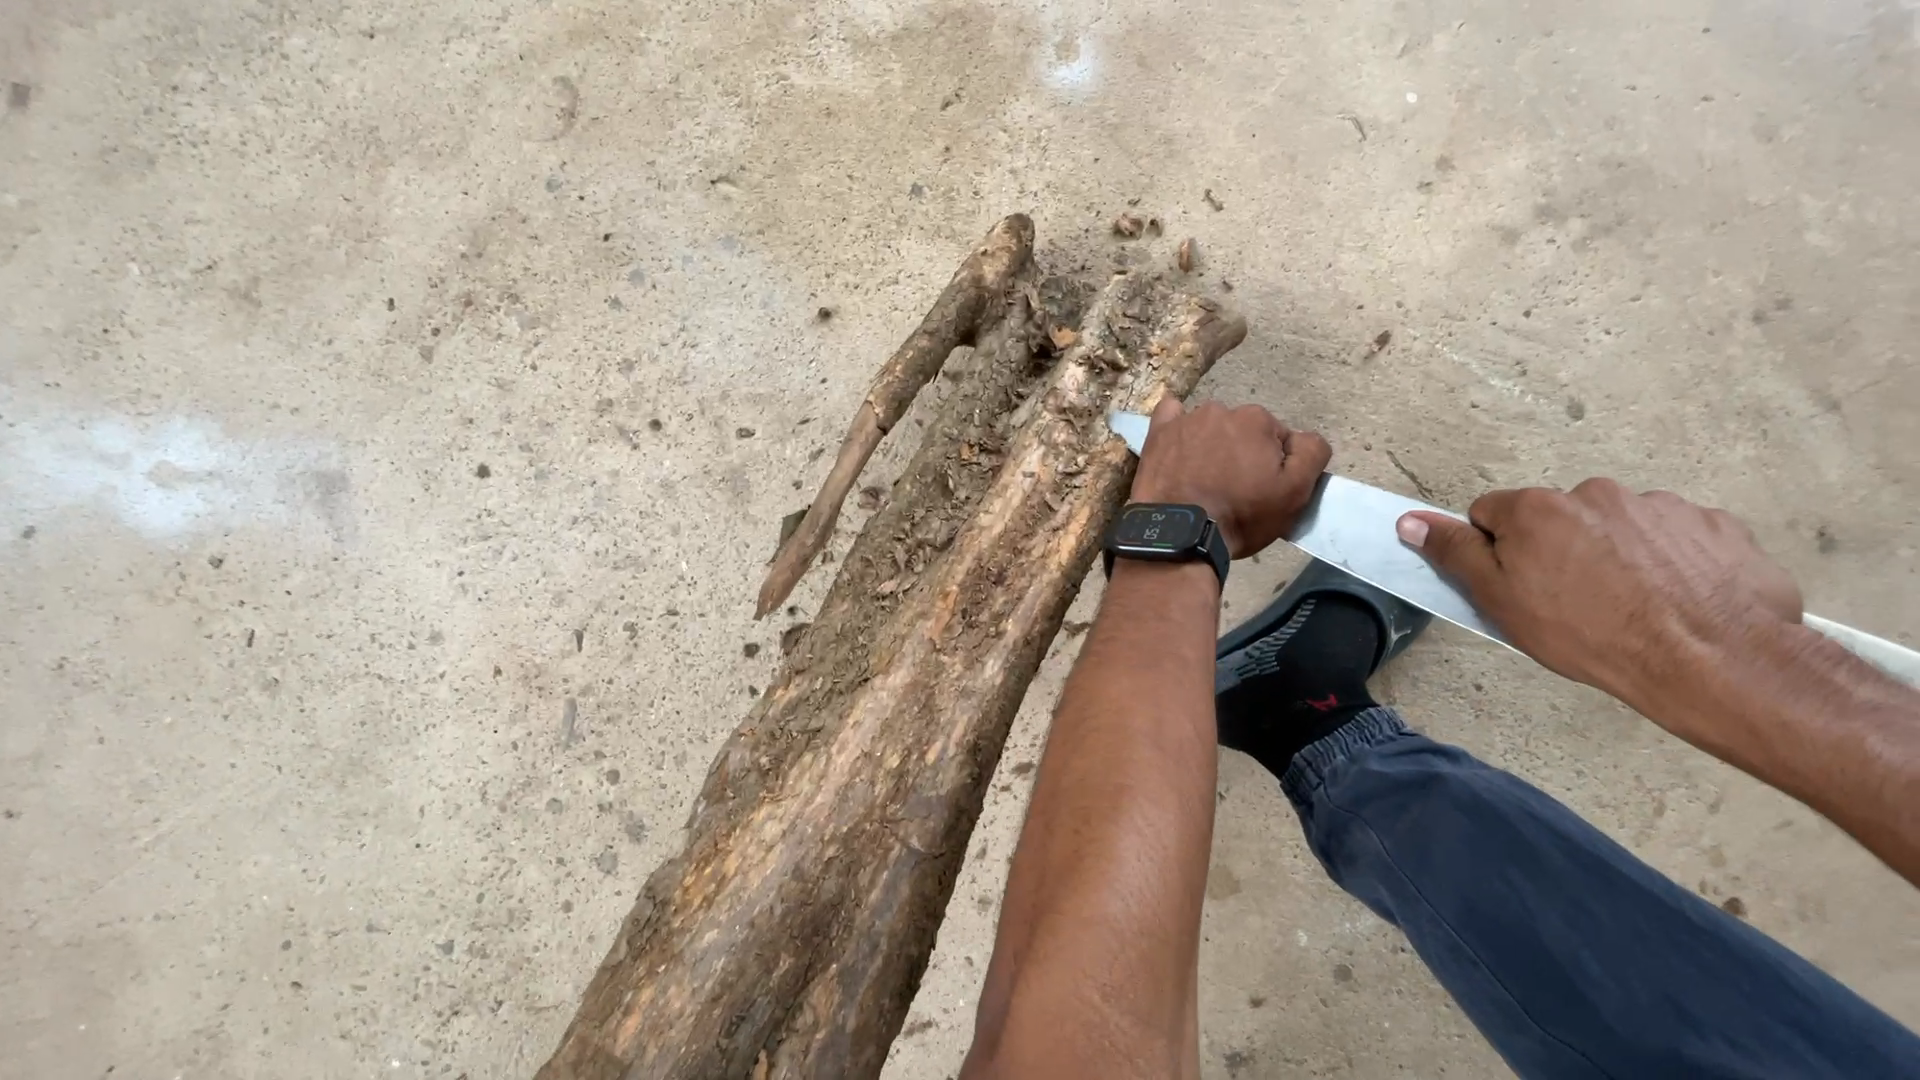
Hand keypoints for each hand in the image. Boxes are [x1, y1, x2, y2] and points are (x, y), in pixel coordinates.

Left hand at [1128, 397, 1331, 558]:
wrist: (1180, 532)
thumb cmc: (1240, 514)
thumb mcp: (1295, 492)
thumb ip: (1312, 454)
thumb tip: (1303, 438)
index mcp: (1257, 420)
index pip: (1277, 439)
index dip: (1274, 466)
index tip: (1262, 489)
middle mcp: (1221, 410)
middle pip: (1242, 432)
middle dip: (1242, 454)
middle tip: (1234, 490)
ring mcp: (1185, 420)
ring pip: (1210, 428)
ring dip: (1212, 446)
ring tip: (1203, 481)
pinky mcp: (1157, 434)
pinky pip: (1171, 416)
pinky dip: (1177, 427)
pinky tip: (1178, 443)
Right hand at [1397, 479, 1802, 709]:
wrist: (1709, 658)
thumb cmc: (1588, 633)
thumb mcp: (1498, 600)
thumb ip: (1453, 553)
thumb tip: (1410, 521)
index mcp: (1536, 509)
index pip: (1492, 514)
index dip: (1498, 550)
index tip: (1517, 585)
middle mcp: (1594, 493)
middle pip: (1557, 517)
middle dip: (1558, 548)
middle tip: (1571, 600)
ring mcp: (1661, 505)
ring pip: (1617, 526)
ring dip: (1615, 553)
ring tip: (1629, 603)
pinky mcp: (1716, 525)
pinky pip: (1676, 536)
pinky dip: (1670, 560)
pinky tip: (1675, 597)